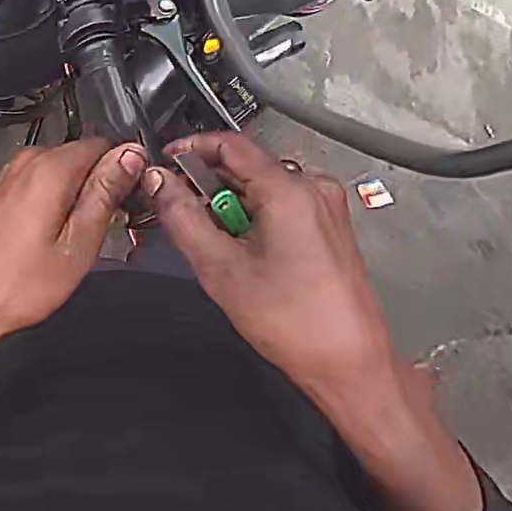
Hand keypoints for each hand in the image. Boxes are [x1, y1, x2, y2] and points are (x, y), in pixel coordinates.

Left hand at [0, 138, 145, 406]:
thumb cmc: (20, 284)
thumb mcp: (80, 241)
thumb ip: (106, 192)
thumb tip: (130, 157)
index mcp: (50, 169)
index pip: (104, 144)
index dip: (124, 168)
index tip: (129, 195)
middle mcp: (29, 162)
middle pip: (84, 154)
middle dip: (102, 181)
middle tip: (107, 222)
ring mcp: (15, 174)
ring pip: (66, 168)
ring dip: (81, 193)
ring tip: (79, 234)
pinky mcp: (8, 189)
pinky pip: (46, 180)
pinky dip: (60, 199)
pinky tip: (58, 232)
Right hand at [146, 132, 394, 390]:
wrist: (350, 367)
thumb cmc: (298, 326)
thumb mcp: (221, 268)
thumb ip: (182, 217)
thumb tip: (160, 182)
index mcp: (290, 191)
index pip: (230, 143)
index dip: (190, 148)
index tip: (167, 162)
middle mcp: (313, 190)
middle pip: (244, 165)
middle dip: (208, 185)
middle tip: (185, 213)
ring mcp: (323, 206)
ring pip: (259, 186)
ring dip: (229, 205)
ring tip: (222, 246)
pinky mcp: (326, 224)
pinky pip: (278, 203)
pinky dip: (252, 217)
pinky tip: (246, 253)